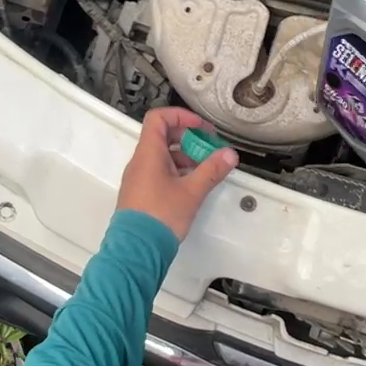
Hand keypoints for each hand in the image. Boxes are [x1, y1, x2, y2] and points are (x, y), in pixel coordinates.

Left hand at [116, 108, 238, 239]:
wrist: (136, 250)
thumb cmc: (161, 216)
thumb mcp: (191, 192)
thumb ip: (211, 170)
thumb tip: (229, 154)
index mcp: (148, 153)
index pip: (158, 118)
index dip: (181, 116)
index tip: (201, 127)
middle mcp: (140, 161)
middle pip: (162, 136)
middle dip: (188, 138)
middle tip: (210, 148)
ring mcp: (139, 177)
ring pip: (162, 156)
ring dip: (185, 156)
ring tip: (206, 169)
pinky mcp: (141, 192)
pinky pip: (158, 172)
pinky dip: (176, 171)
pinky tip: (193, 185)